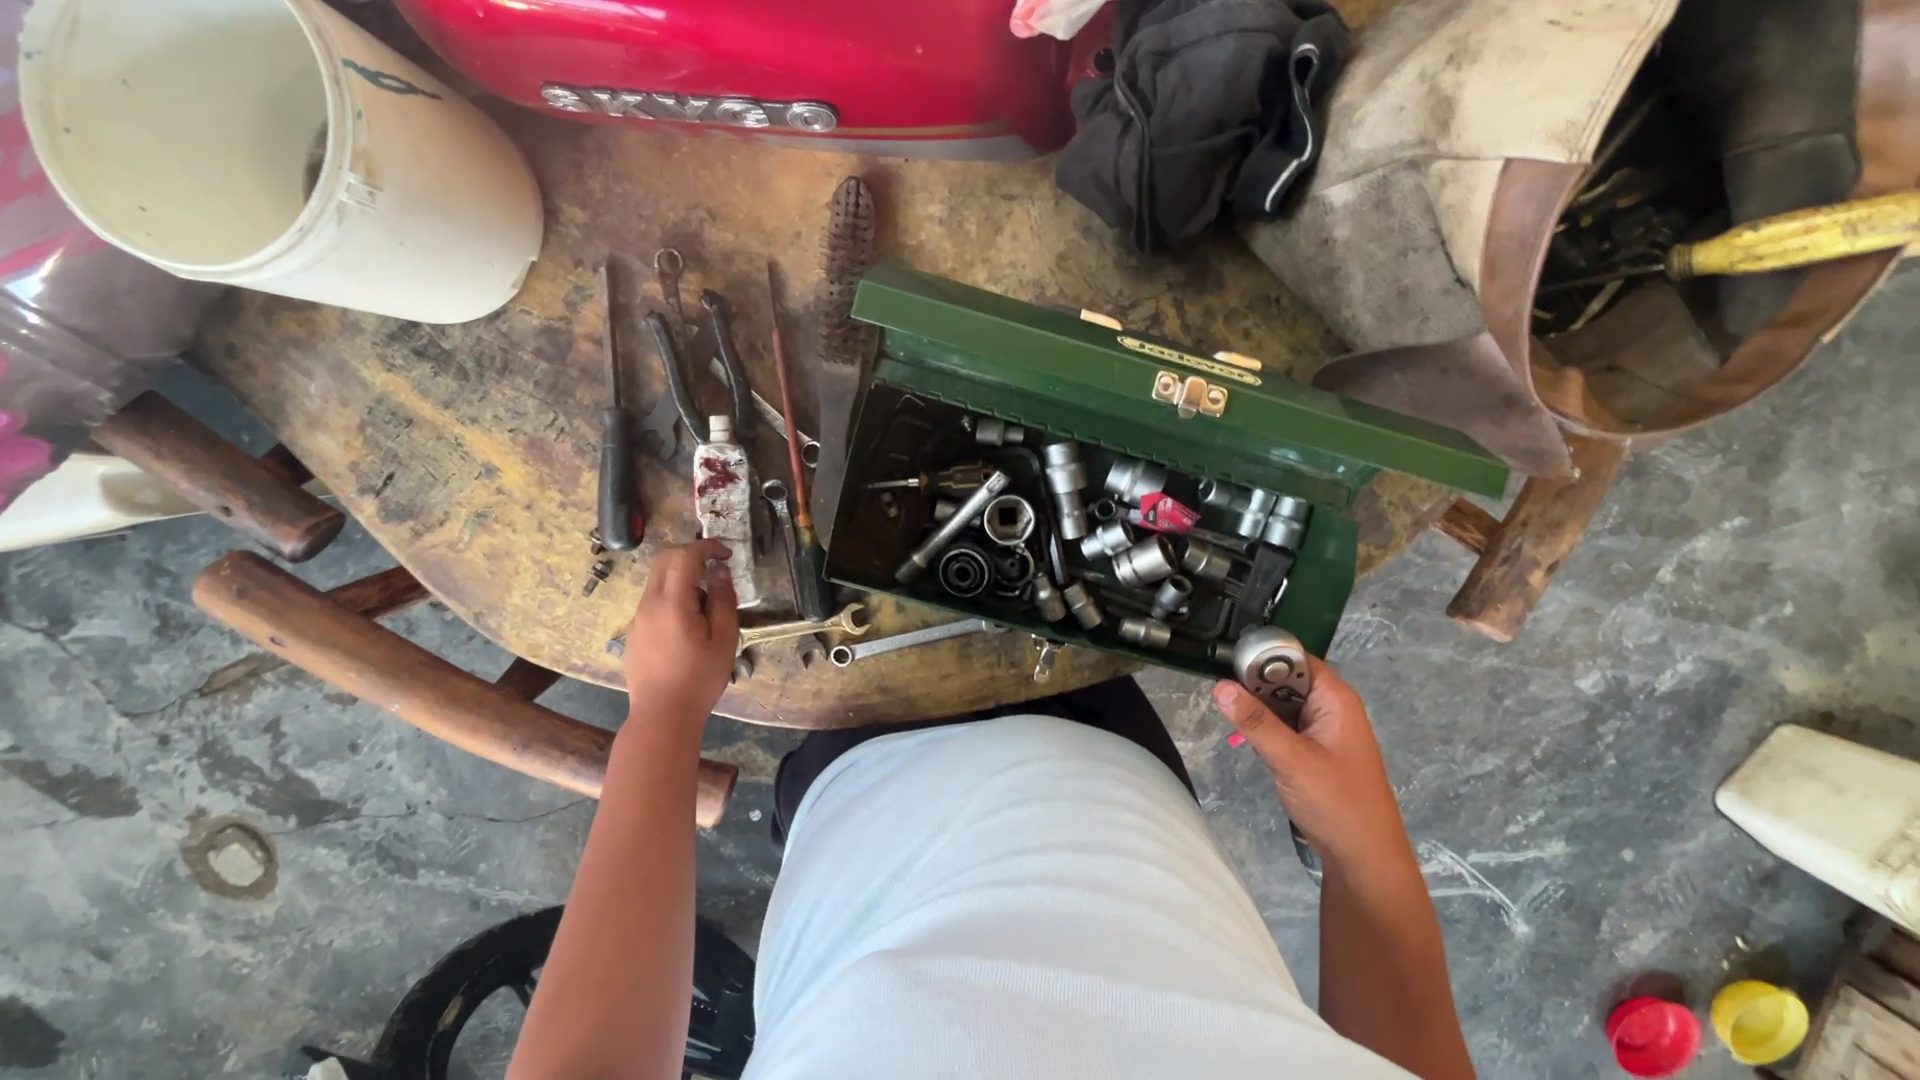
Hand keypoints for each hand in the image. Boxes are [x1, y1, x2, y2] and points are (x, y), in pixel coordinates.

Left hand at [621, 540, 738, 729]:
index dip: (706, 547)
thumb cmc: (699, 679)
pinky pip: (652, 601)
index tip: (726, 554)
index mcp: (672, 602)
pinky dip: (672, 596)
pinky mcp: (634, 632)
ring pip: (657, 580)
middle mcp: (649, 604)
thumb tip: (720, 571)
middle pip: (665, 560)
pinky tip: (688, 624)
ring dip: (681, 578)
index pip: (685, 556)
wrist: (662, 715)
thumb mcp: (724, 639)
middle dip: (691, 555)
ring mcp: (637, 618)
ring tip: (706, 605)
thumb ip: (723, 600)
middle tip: (716, 568)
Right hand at [1211, 657, 1415, 873]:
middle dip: (1254, 687)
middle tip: (1225, 701)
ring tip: (1236, 724)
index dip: (1262, 658)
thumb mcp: (1290, 760)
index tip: (1226, 668)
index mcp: (1335, 698)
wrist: (1364, 857)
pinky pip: (1285, 724)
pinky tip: (1249, 742)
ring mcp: (1324, 728)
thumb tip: (1220, 686)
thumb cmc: (1336, 804)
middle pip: (1285, 677)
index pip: (1294, 657)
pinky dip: (1266, 730)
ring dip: (1258, 711)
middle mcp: (1331, 706)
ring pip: (1281, 702)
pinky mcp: (1315, 748)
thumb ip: (1255, 722)